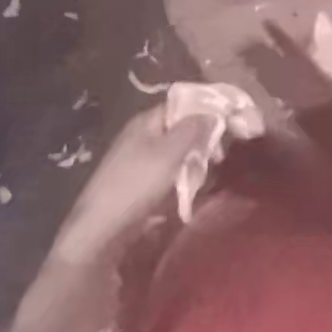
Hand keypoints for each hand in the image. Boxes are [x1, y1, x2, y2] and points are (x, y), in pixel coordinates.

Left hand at [50, 106, 213, 265]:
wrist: (102, 226)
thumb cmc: (137, 183)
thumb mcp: (169, 152)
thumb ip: (192, 130)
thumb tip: (212, 113)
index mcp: (146, 122)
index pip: (181, 105)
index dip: (205, 111)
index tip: (228, 124)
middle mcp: (143, 136)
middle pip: (180, 129)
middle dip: (203, 139)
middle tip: (220, 156)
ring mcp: (140, 159)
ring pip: (177, 152)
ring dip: (195, 160)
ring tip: (209, 172)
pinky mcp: (141, 182)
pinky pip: (170, 171)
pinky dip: (183, 176)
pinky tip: (193, 187)